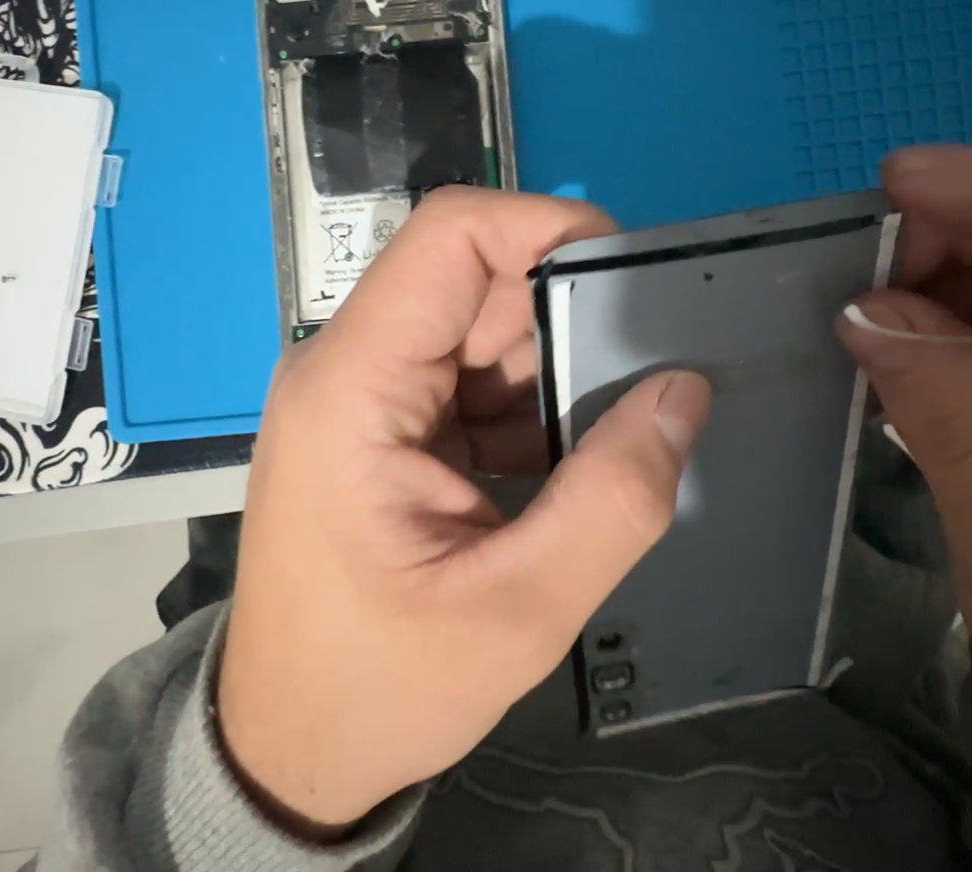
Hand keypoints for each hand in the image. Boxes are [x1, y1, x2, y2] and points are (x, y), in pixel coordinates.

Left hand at [218, 188, 712, 836]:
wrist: (289, 746)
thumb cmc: (378, 687)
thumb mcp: (517, 610)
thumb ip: (613, 498)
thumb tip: (682, 391)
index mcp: (353, 387)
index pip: (450, 237)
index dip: (545, 225)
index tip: (631, 271)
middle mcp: (347, 368)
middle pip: (472, 281)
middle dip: (567, 312)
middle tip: (647, 374)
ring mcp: (361, 398)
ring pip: (476, 329)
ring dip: (551, 367)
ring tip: (611, 431)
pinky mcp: (380, 429)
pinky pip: (467, 380)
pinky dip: (526, 405)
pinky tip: (564, 460)